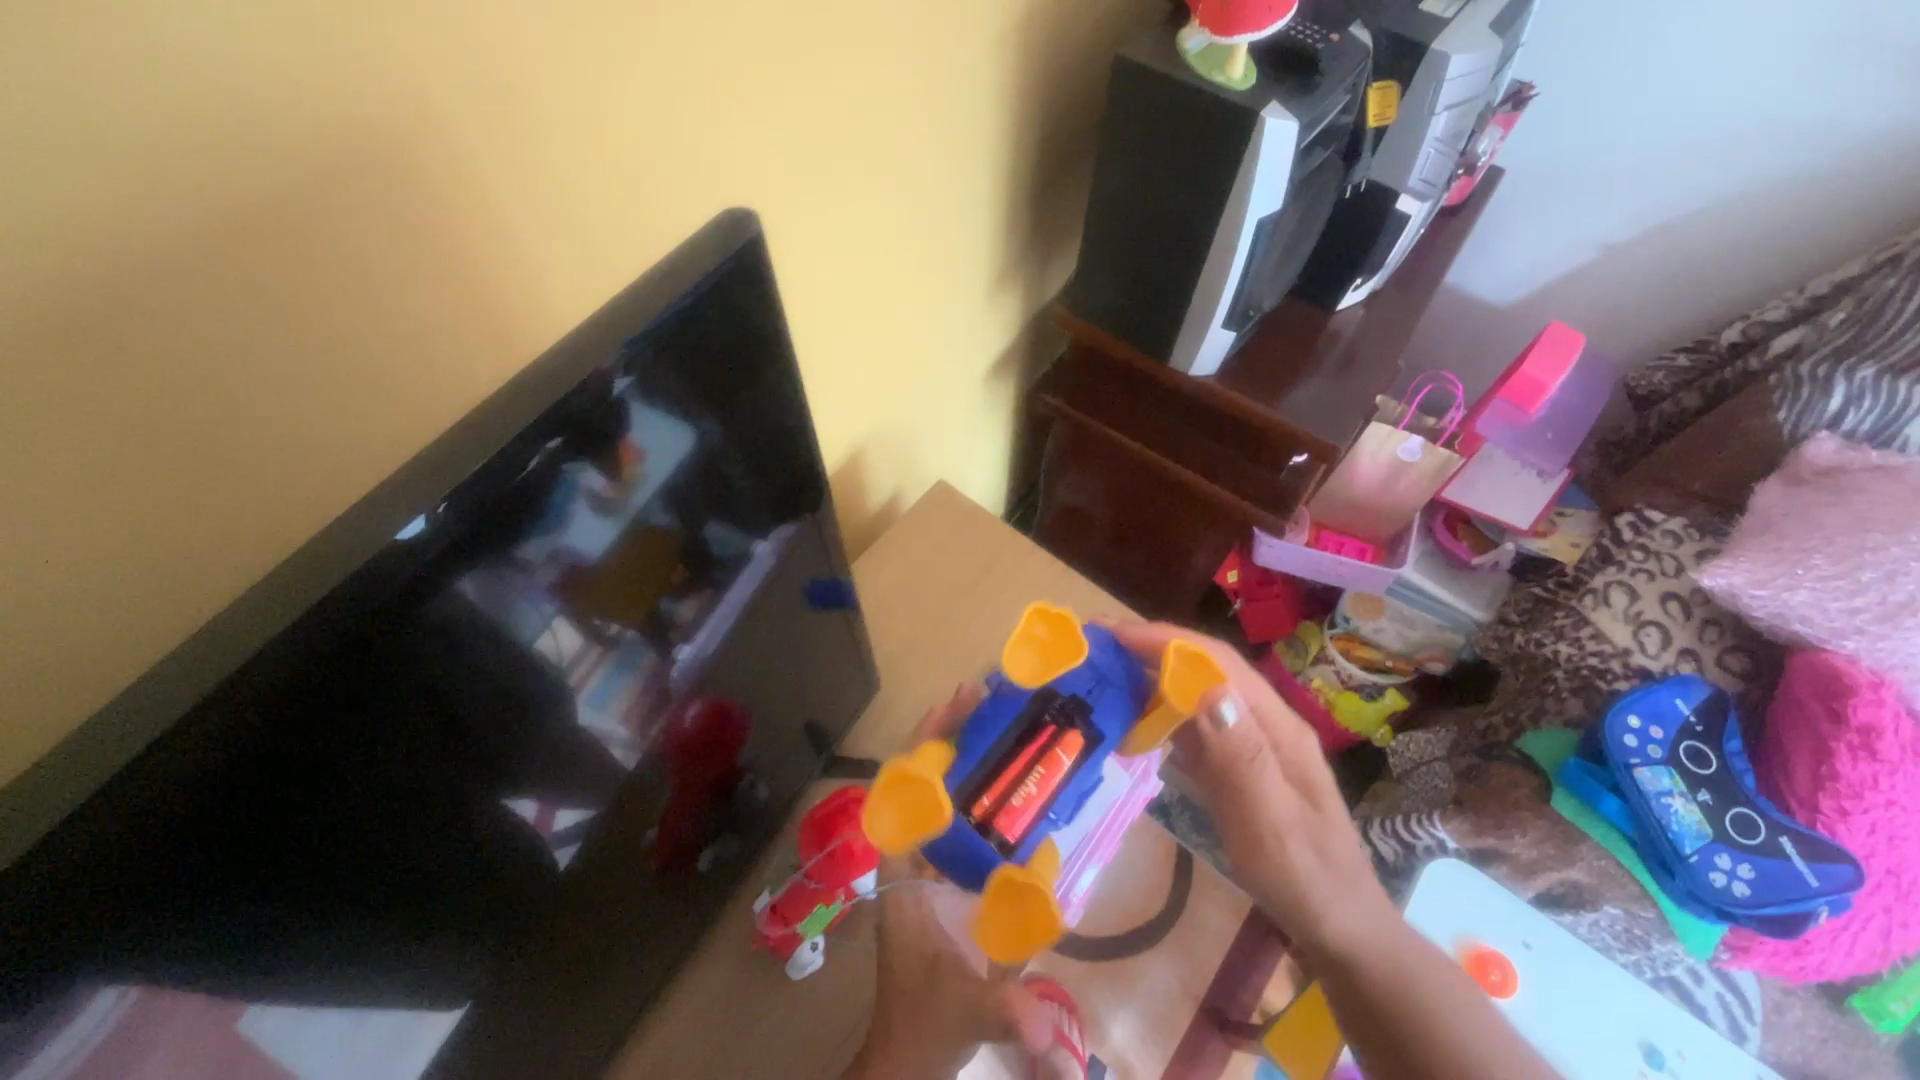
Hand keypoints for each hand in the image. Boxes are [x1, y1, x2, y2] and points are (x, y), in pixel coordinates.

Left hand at [846, 685, 1052, 1078]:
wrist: (910, 1057)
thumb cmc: (924, 1024)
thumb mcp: (967, 1012)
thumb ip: (1005, 1011)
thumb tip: (1050, 1026)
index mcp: (904, 870)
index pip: (905, 791)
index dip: (924, 742)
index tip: (954, 704)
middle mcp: (915, 859)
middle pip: (925, 781)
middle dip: (951, 736)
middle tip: (990, 695)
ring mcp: (934, 870)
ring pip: (947, 801)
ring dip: (973, 762)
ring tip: (1011, 724)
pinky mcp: (955, 886)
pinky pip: (972, 831)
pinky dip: (994, 803)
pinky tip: (1028, 791)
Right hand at [1107, 621, 1396, 960]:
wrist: (1338, 924)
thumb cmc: (1304, 876)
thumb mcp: (1271, 822)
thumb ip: (1242, 756)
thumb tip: (1209, 691)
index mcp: (1277, 728)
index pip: (1219, 665)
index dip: (1167, 642)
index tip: (1114, 634)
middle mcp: (1264, 724)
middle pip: (1207, 671)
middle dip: (1154, 650)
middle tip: (1096, 646)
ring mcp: (1252, 746)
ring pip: (1198, 695)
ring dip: (1154, 678)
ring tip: (1106, 673)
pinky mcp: (1237, 768)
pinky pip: (1196, 729)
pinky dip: (1162, 716)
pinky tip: (1134, 722)